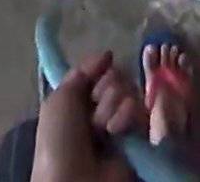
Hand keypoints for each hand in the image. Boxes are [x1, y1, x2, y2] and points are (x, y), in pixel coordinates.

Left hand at [31, 51, 143, 181]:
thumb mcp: (58, 102)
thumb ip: (81, 72)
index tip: (92, 81)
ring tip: (104, 128)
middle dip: (106, 91)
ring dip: (113, 106)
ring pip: (130, 89)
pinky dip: (127, 116)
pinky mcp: (140, 134)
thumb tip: (108, 54)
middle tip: (94, 114)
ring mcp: (123, 122)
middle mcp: (104, 109)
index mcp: (83, 102)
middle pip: (118, 76)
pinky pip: (141, 108)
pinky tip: (116, 131)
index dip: (98, 72)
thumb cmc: (59, 144)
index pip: (102, 70)